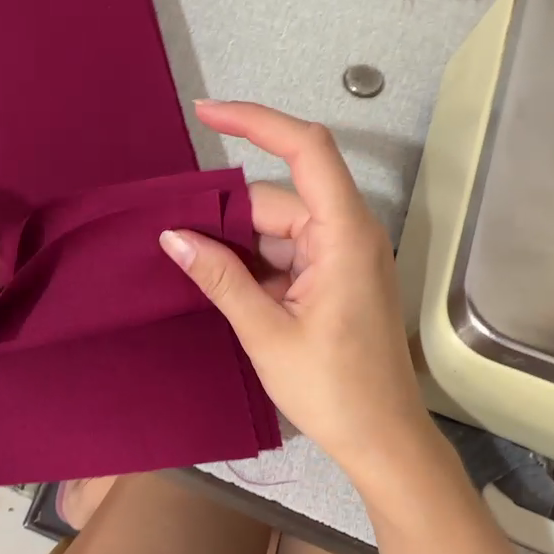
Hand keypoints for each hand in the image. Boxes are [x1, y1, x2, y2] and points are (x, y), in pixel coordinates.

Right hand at [160, 100, 431, 474]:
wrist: (382, 440)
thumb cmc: (332, 390)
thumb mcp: (266, 333)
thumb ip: (220, 278)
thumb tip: (172, 237)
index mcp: (345, 236)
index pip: (306, 150)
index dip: (257, 121)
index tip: (206, 112)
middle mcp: (349, 234)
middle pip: (280, 197)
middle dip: (226, 211)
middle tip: (171, 233)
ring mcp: (344, 258)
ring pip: (278, 228)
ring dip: (235, 243)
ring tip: (187, 263)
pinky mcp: (336, 280)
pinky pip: (287, 254)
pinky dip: (252, 264)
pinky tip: (217, 281)